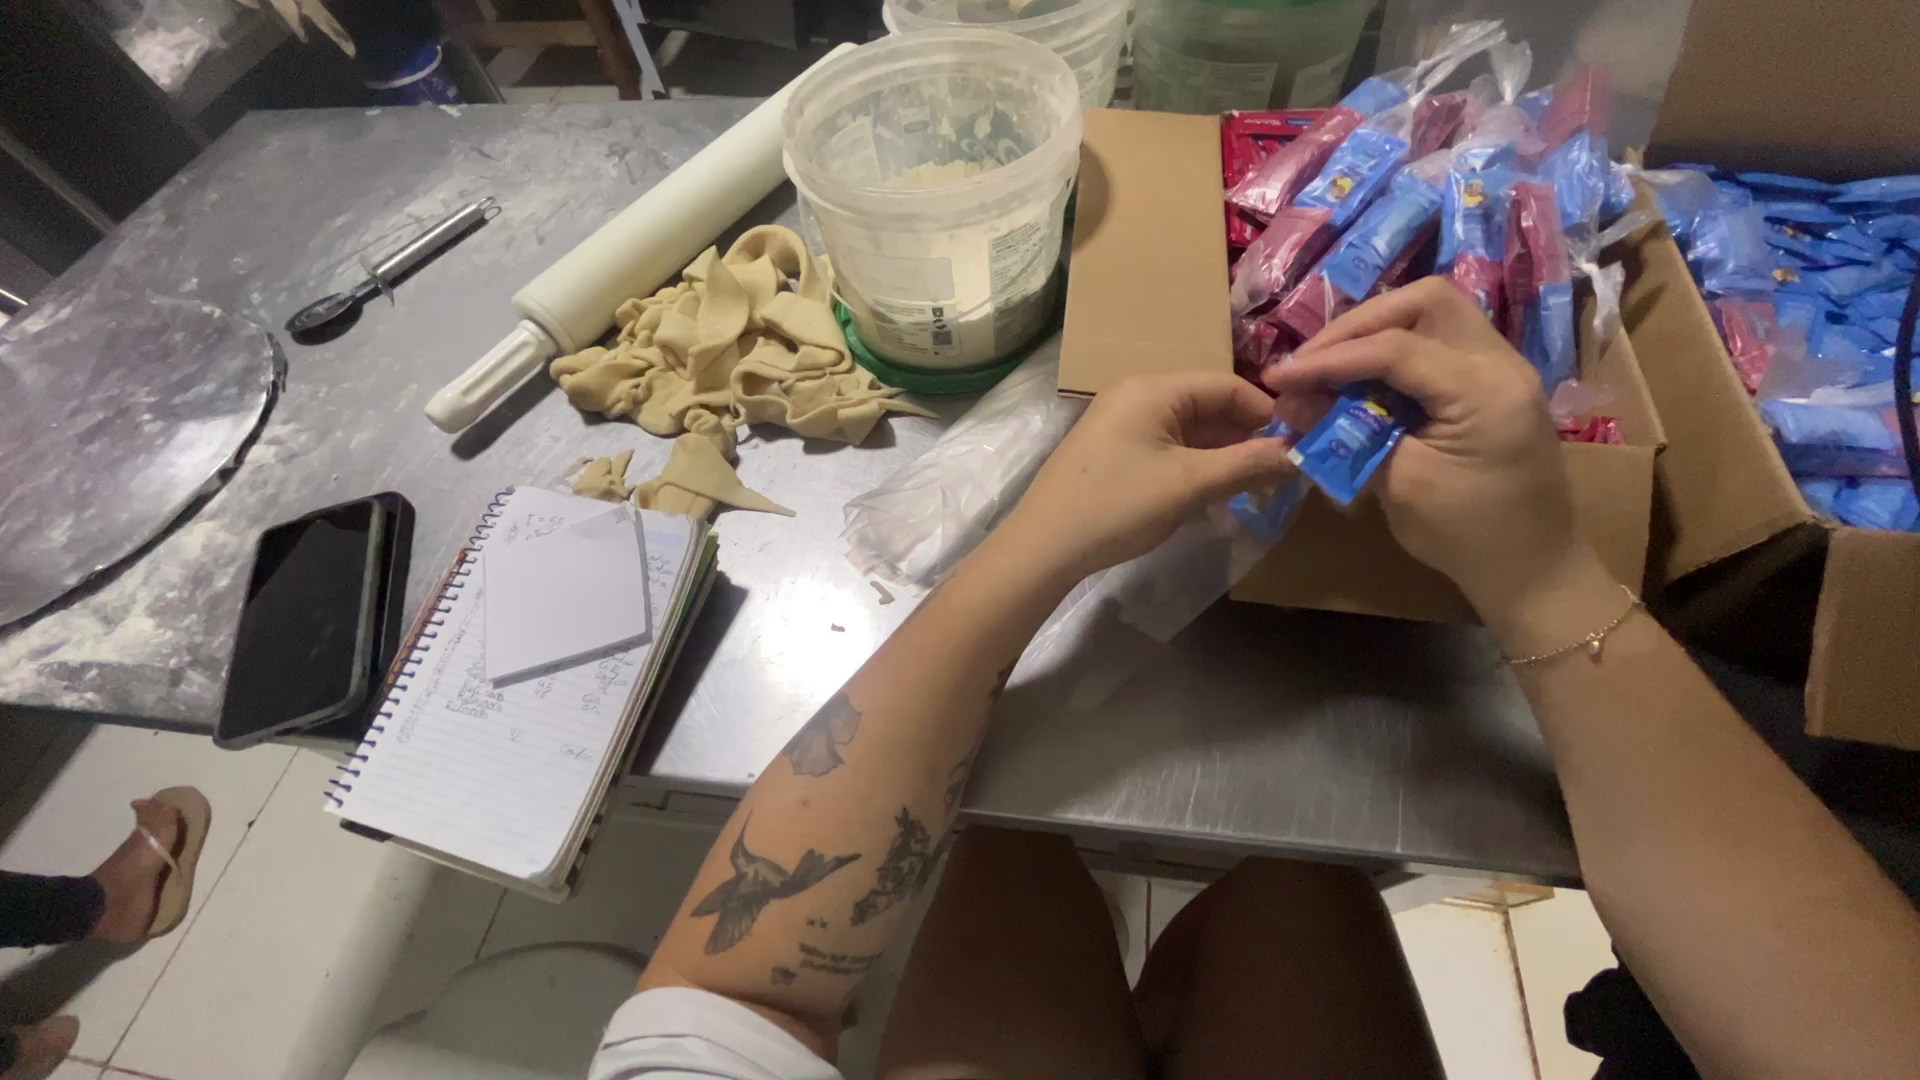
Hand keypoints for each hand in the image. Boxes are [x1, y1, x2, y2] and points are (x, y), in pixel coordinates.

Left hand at [1002, 372, 1291, 579]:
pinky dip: (1191, 468)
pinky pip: (1164, 449)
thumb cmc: (1118, 506)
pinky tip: (1209, 496)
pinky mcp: (1109, 452)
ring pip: (1186, 432)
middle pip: (1206, 407)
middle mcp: (1134, 396)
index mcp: (1153, 389)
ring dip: (1219, 457)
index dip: (1266, 414)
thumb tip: (1297, 456)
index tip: (1297, 446)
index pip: (1227, 386)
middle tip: (1278, 474)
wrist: (1044, 545)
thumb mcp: (1189, 485)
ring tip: (1250, 490)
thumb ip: (1247, 466)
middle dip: (1244, 439)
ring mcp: (1118, 424)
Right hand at [1263, 279, 1584, 617]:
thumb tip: (1288, 399)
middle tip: (1309, 361)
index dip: (1328, 359)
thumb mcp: (1396, 484)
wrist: (1529, 567)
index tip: (1277, 378)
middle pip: (1425, 302)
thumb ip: (1344, 432)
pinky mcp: (1490, 382)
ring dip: (1374, 332)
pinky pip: (1437, 342)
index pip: (1395, 349)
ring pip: (1433, 314)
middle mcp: (1502, 362)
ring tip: (1327, 366)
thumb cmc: (1464, 534)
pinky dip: (1392, 351)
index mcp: (1485, 391)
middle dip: (1356, 325)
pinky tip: (1359, 379)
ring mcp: (1501, 367)